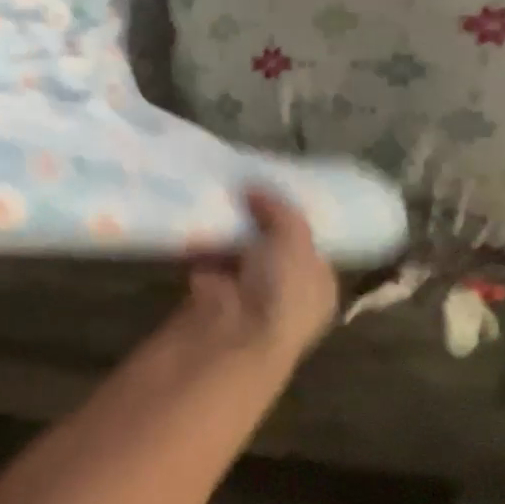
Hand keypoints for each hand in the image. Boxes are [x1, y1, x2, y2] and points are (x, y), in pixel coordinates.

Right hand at [182, 189, 339, 363]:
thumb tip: (256, 185)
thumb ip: (282, 213)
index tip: (268, 184)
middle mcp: (283, 281)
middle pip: (266, 239)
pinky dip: (195, 233)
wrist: (234, 324)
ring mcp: (243, 281)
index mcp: (317, 278)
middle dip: (251, 214)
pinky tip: (187, 208)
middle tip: (234, 180)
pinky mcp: (206, 277)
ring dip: (221, 222)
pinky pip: (202, 248)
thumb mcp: (295, 245)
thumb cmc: (280, 289)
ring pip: (233, 243)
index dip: (289, 214)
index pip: (306, 240)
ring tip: (207, 186)